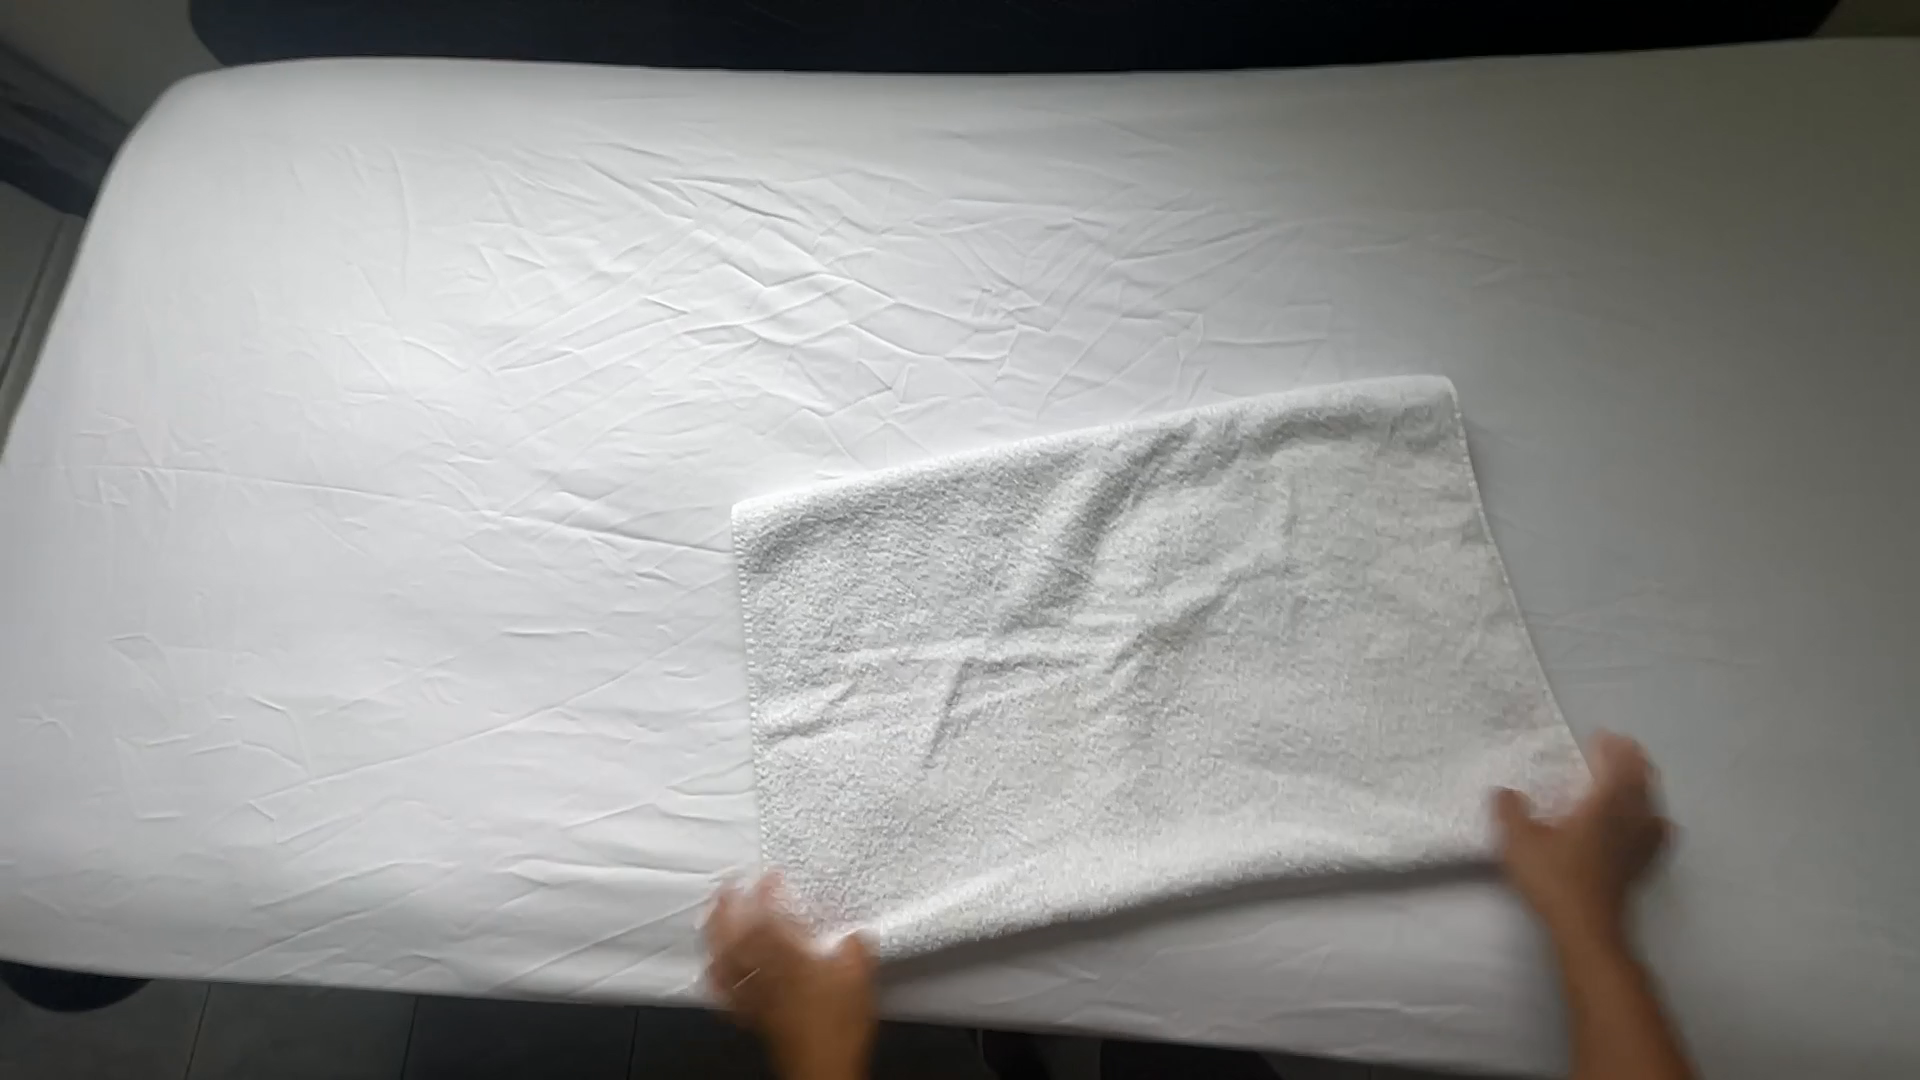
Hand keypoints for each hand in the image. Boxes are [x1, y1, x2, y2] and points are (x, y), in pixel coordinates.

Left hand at [703, 874, 875, 1079]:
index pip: (767, 919)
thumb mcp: (860, 974)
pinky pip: (726, 992)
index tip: (771, 876)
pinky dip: (716, 974)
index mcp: (790, 959)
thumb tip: (852, 933)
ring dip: (714, 935)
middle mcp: (766, 975)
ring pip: (724, 961)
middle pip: (733, 938)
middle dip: (726, 909)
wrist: (825, 1072)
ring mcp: (756, 996)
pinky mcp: (753, 1016)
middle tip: (726, 885)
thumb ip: (855, 945)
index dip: (764, 894)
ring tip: (712, 915)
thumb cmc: (839, 1026)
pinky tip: (713, 967)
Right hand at [1493, 732, 1672, 942]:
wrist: (1586, 927)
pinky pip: (1657, 833)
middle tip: (1624, 745)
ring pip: (1652, 807)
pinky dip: (1656, 818)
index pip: (1614, 772)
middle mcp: (1626, 823)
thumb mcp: (1517, 839)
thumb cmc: (1552, 877)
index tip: (1604, 734)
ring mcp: (1638, 847)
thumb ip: (1509, 810)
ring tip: (1638, 775)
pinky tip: (1655, 821)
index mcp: (1599, 810)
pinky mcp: (1640, 867)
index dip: (1611, 752)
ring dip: (1646, 786)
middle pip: (1640, 786)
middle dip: (1633, 763)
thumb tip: (1506, 791)